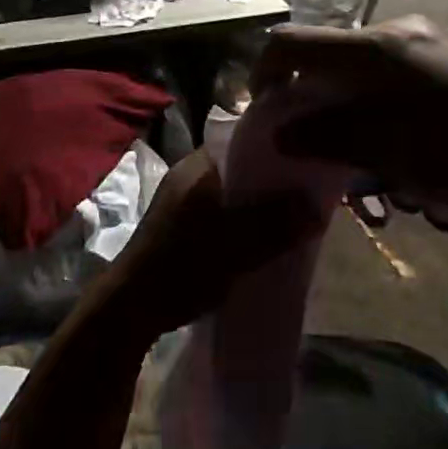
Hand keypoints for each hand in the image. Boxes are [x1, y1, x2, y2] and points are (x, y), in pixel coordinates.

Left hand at [98, 149, 328, 341]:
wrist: (131, 305)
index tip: (310, 162)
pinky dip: (245, 221)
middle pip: (240, 169)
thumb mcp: (235, 247)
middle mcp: (188, 176)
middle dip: (273, 183)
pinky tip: (267, 239)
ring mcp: (184, 200)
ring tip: (297, 218)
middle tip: (311, 196)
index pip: (242, 143)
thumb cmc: (182, 267)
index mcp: (196, 168)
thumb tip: (316, 203)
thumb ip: (275, 224)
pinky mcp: (183, 224)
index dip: (276, 151)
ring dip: (260, 205)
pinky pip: (223, 212)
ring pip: (233, 193)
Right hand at [251, 16, 447, 216]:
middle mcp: (393, 38)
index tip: (266, 115)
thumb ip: (325, 136)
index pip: (290, 43)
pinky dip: (394, 140)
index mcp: (372, 47)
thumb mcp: (388, 150)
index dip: (263, 75)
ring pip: (364, 97)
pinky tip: (422, 189)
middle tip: (332, 171)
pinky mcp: (447, 72)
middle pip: (328, 75)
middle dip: (324, 128)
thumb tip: (278, 131)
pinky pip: (397, 101)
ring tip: (394, 200)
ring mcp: (423, 54)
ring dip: (365, 147)